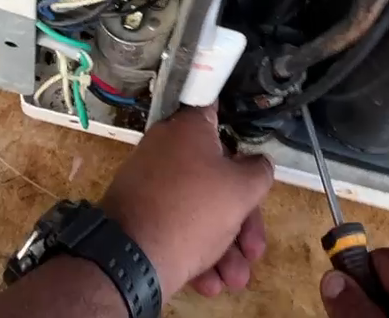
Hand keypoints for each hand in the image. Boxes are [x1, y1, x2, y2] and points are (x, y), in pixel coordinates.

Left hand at [98, 104, 273, 298]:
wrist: (129, 259)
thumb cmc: (191, 210)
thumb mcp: (241, 191)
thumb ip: (259, 172)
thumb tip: (259, 165)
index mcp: (190, 127)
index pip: (216, 107)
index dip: (235, 118)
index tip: (247, 136)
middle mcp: (168, 146)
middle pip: (217, 173)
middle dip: (241, 217)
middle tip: (253, 250)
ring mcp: (151, 180)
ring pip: (198, 205)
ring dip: (224, 244)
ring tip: (234, 278)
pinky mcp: (139, 213)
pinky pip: (176, 222)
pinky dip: (196, 248)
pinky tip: (209, 281)